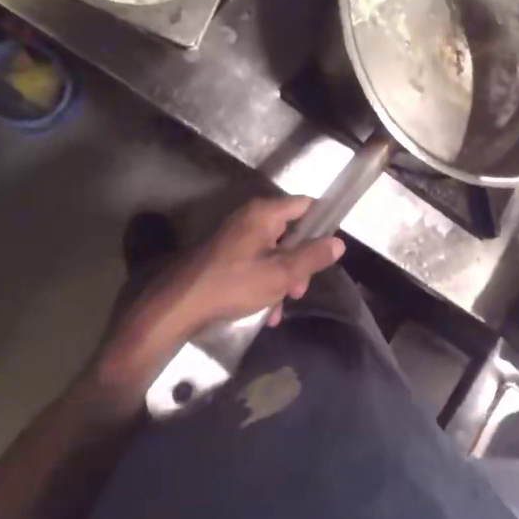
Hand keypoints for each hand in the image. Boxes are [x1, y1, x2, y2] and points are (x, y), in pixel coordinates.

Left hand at [90, 196, 345, 391]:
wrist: (180, 304)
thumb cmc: (234, 283)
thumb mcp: (281, 274)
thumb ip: (312, 257)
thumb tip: (338, 243)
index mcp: (264, 214)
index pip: (304, 205)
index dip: (322, 223)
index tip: (331, 248)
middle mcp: (249, 219)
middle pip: (289, 233)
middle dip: (299, 264)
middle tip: (299, 291)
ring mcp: (235, 237)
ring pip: (273, 254)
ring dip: (281, 281)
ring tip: (279, 309)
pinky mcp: (225, 256)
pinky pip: (255, 265)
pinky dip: (263, 285)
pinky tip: (264, 313)